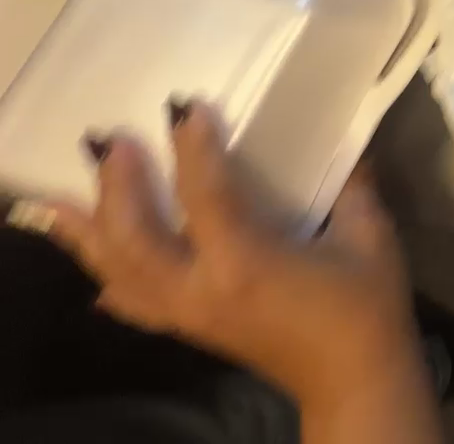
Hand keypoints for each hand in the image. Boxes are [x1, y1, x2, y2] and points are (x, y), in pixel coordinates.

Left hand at [39, 102, 421, 411]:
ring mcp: (186, 312)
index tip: (185, 111)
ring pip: (116, 270)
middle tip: (111, 144)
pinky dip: (108, 277)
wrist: (352, 370)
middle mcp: (199, 288)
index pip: (206, 196)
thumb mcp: (373, 237)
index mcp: (245, 262)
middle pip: (135, 236)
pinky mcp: (189, 326)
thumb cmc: (367, 301)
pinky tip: (97, 268)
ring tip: (52, 201)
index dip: (195, 151)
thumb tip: (350, 151)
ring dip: (85, 233)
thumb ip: (355, 191)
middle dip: (119, 187)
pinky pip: (131, 300)